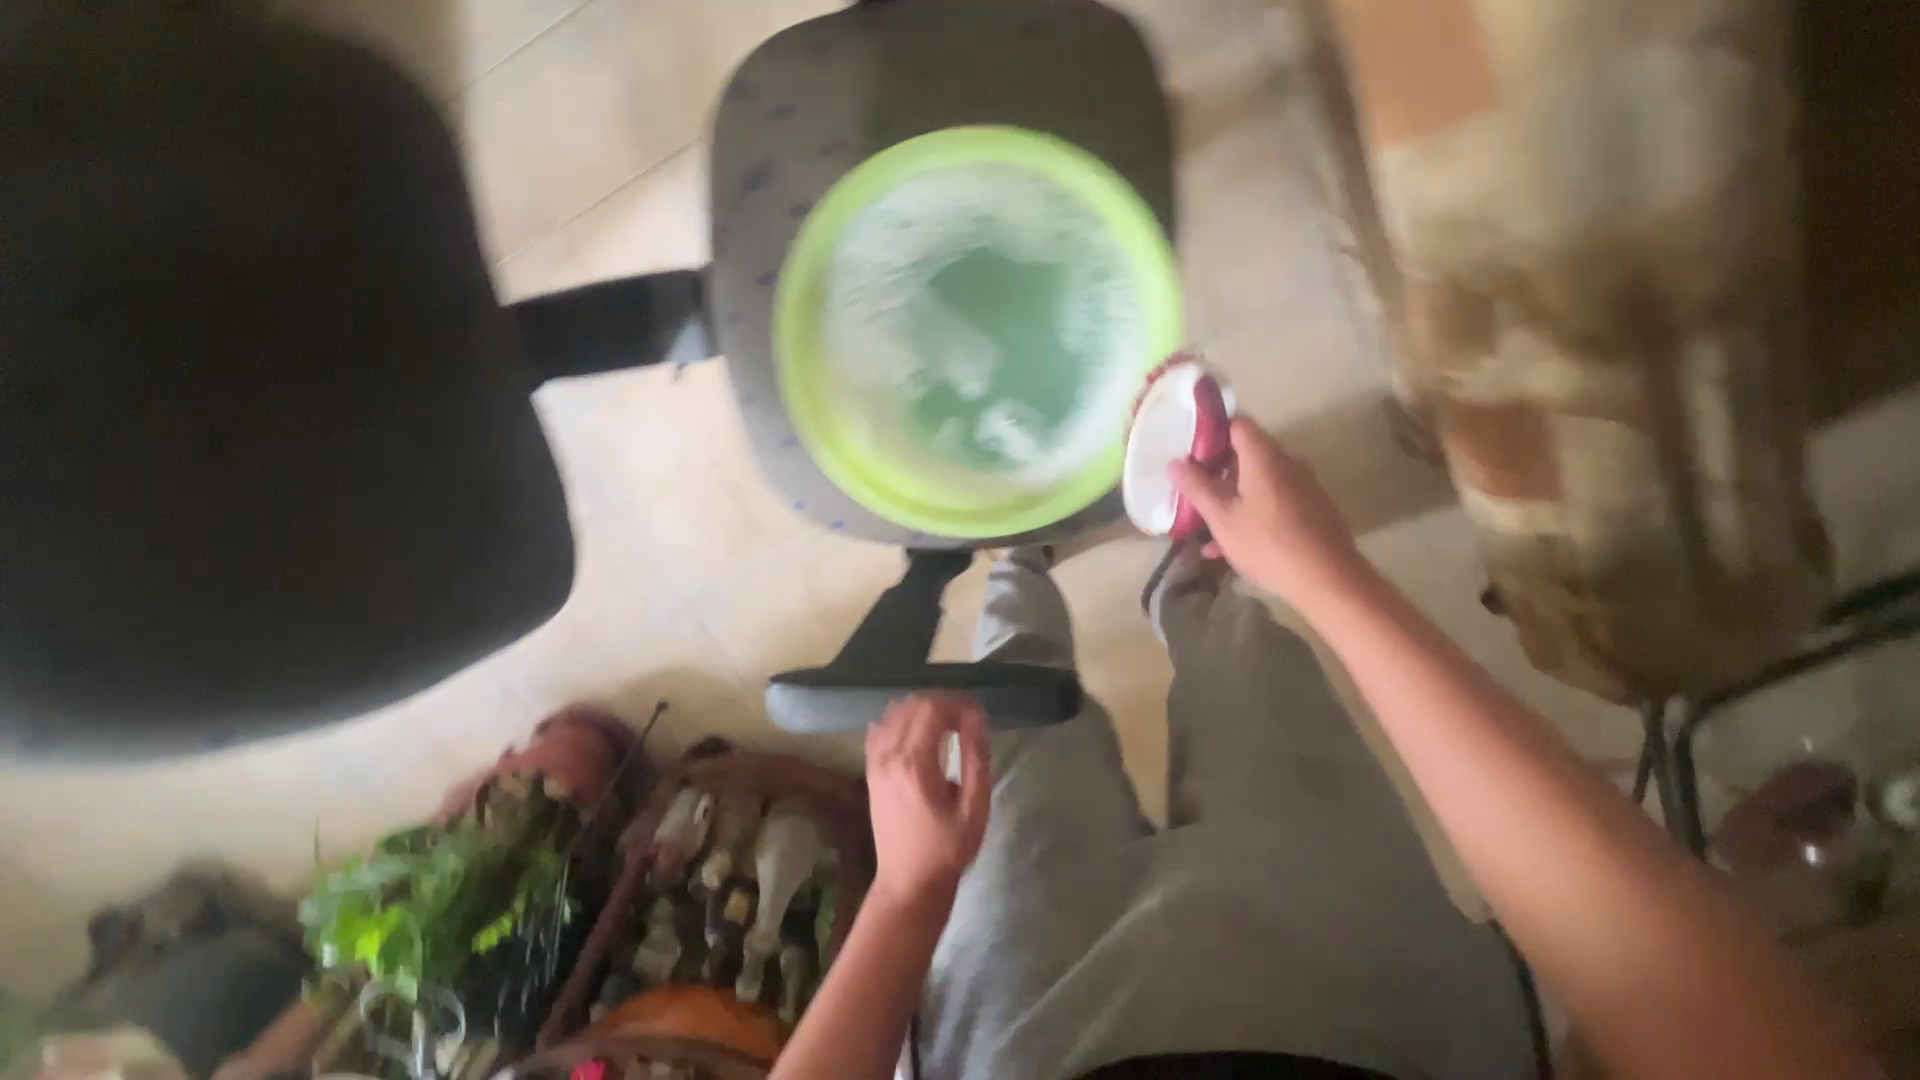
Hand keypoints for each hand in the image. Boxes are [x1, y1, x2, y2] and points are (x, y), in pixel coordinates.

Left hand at [866, 693, 990, 907]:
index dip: (959, 704)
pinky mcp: (871, 770)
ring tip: (948, 725)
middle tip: (968, 719)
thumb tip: (977, 718)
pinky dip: (901, 720)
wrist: (908, 882)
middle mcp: (889, 755)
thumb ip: (976, 758)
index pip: (933, 708)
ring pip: (895, 712)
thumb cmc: (947, 848)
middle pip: (913, 704)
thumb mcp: (974, 807)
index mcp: (914, 763)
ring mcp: (875, 762)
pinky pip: (881, 728)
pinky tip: (919, 733)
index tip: (980, 716)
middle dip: (943, 703)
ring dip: (922, 709)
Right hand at [1169, 416, 1366, 606]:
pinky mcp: (1310, 510)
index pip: (1237, 423)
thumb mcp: (1222, 518)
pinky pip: (1272, 502)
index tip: (1190, 452)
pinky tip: (1228, 545)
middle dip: (1217, 469)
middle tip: (1192, 488)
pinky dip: (1250, 513)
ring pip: (1258, 481)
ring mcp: (1302, 487)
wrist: (1327, 578)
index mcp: (1263, 457)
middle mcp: (1286, 464)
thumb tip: (1174, 463)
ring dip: (1231, 495)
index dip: (1211, 431)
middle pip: (1247, 453)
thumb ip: (1196, 487)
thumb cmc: (1267, 543)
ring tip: (1205, 521)